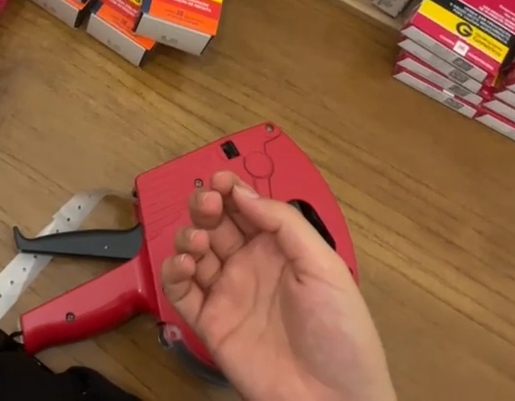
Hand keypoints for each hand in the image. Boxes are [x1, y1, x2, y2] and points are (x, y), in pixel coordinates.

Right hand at [161, 170, 394, 400]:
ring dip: (188, 235)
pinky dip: (173, 270)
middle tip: (208, 205)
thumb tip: (241, 192)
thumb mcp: (325, 269)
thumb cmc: (340, 333)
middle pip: (214, 222)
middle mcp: (248, 265)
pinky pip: (180, 290)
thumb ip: (284, 224)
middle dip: (205, 205)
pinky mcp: (209, 322)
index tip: (219, 180)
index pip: (245, 207)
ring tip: (199, 243)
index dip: (229, 189)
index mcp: (278, 249)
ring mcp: (227, 293)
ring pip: (193, 250)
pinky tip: (185, 265)